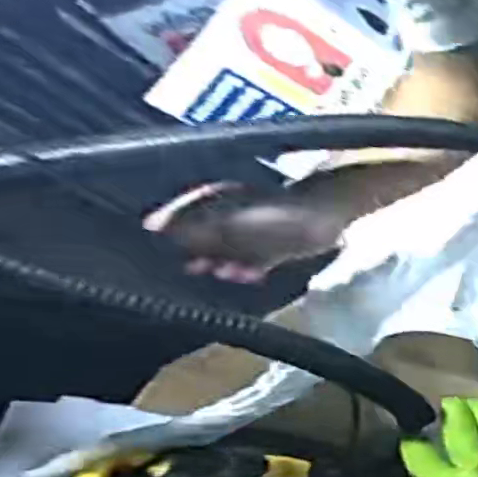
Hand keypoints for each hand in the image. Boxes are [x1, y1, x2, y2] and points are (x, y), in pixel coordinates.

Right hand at [143, 181, 345, 283]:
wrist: (324, 219)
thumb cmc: (275, 215)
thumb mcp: (230, 222)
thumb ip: (199, 229)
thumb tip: (157, 231)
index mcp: (215, 200)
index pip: (180, 213)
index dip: (167, 229)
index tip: (154, 242)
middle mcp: (231, 216)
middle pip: (206, 237)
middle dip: (198, 252)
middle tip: (192, 267)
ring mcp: (254, 232)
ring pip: (232, 251)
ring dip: (224, 263)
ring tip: (222, 273)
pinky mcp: (277, 248)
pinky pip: (257, 260)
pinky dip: (250, 268)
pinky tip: (247, 276)